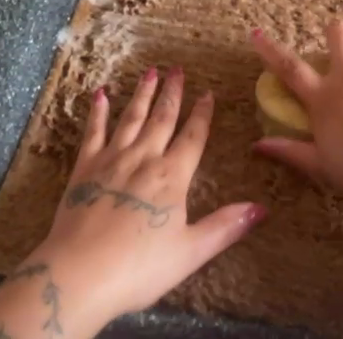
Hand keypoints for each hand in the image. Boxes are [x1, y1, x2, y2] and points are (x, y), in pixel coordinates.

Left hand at [16, 67, 265, 333]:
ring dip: (142, 94)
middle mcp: (144, 158)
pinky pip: (93, 132)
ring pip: (131, 118)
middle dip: (172, 93)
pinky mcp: (84, 168)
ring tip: (150, 71)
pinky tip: (101, 94)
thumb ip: (225, 227)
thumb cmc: (139, 268)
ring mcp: (112, 159)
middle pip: (162, 119)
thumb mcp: (190, 252)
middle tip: (178, 69)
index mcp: (172, 176)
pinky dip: (98, 111)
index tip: (207, 92)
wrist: (80, 273)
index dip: (202, 114)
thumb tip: (262, 208)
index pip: (192, 137)